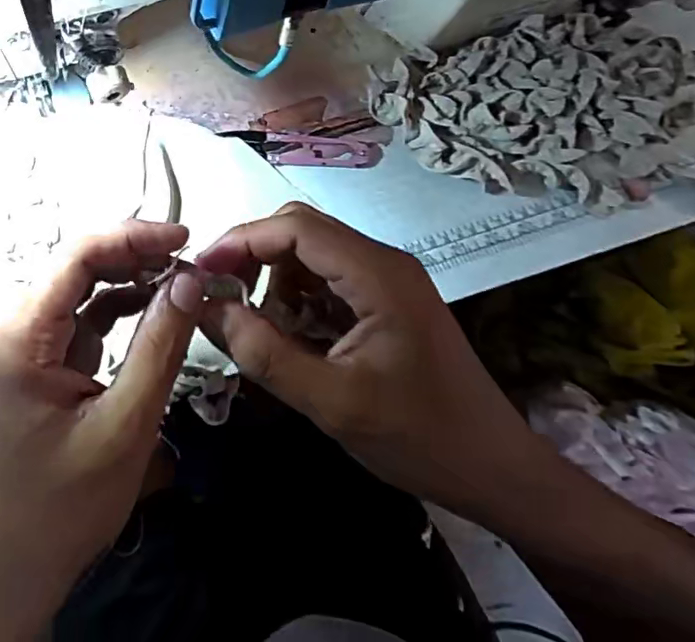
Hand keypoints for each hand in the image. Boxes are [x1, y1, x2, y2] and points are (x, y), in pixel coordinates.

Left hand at [0, 221, 206, 641]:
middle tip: (192, 257)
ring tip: (184, 277)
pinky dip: (129, 304)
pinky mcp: (53, 358)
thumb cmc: (66, 503)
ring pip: (90, 285)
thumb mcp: (125, 424)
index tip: (184, 238)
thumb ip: (159, 346)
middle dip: (138, 253)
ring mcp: (36, 343)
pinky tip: (162, 306)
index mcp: (23, 336)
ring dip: (136, 276)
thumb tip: (190, 278)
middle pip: (82, 264)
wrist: (25, 564)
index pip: (78, 256)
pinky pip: (93, 314)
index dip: (133, 237)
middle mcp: (22, 328)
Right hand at [197, 204, 540, 523]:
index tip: (201, 272)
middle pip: (304, 232)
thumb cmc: (418, 436)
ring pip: (314, 256)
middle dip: (255, 257)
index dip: (242, 240)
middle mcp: (383, 261)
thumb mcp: (331, 402)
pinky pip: (331, 281)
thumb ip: (264, 353)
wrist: (493, 466)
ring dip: (277, 282)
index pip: (296, 227)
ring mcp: (388, 279)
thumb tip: (206, 308)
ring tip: (259, 329)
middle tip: (220, 297)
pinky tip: (293, 338)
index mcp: (377, 272)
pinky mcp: (388, 300)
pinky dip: (300, 301)